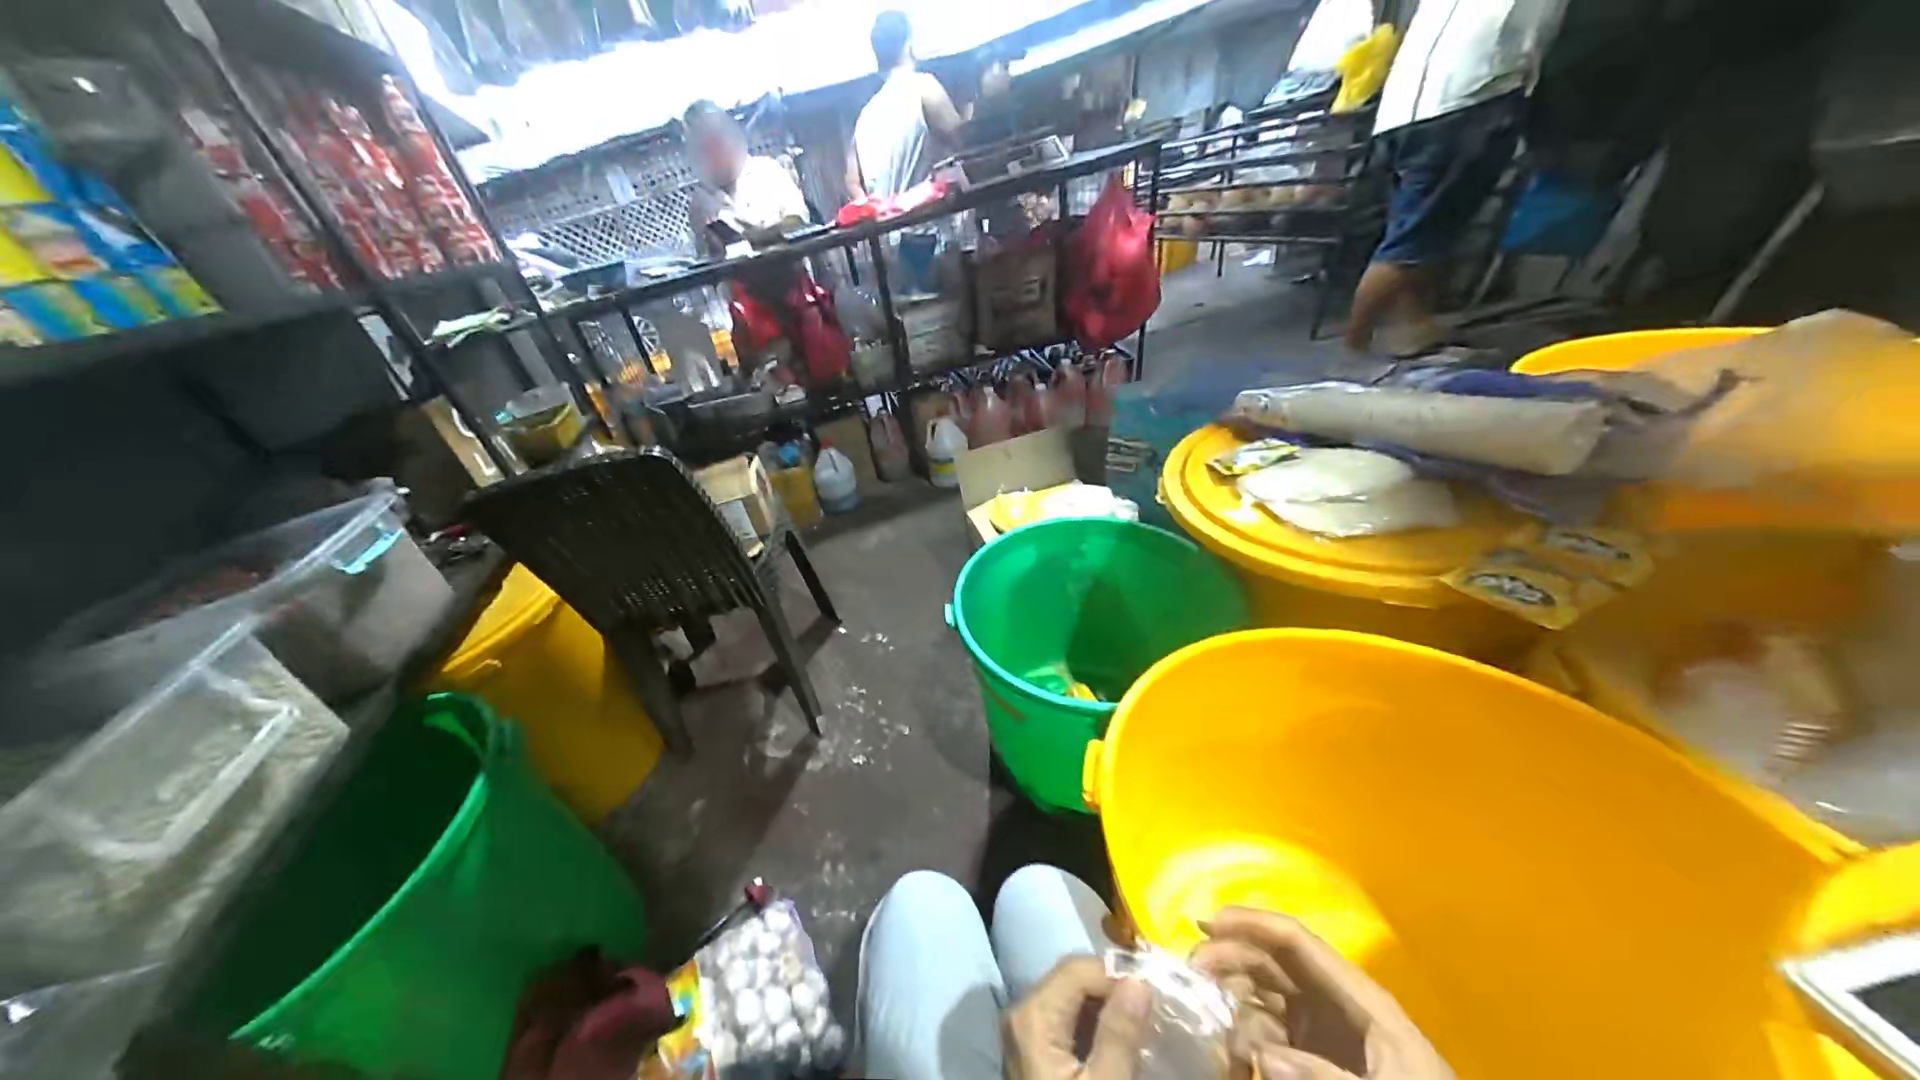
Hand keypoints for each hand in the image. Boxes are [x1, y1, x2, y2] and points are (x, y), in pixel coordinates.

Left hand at [1004, 956, 1151, 1079]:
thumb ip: (1119, 1034)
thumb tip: (1140, 981)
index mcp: (1034, 1017)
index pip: (1078, 970)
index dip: (1117, 975)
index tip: (1155, 995)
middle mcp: (1022, 1012)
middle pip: (1071, 977)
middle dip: (1112, 986)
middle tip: (1153, 1007)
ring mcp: (1025, 1029)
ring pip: (1069, 994)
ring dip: (1105, 1002)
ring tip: (1142, 1020)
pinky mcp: (1032, 1046)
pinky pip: (1064, 1016)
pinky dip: (1092, 1020)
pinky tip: (1119, 1037)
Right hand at [1193, 909, 1453, 1079]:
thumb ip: (1322, 1076)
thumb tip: (1259, 1054)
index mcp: (1359, 996)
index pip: (1297, 940)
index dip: (1251, 922)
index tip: (1206, 922)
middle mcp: (1334, 1000)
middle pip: (1272, 960)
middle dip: (1229, 956)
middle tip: (1191, 971)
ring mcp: (1322, 1026)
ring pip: (1263, 991)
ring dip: (1230, 992)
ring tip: (1204, 1007)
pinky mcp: (1313, 1052)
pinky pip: (1267, 1027)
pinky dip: (1242, 1029)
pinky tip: (1227, 1043)